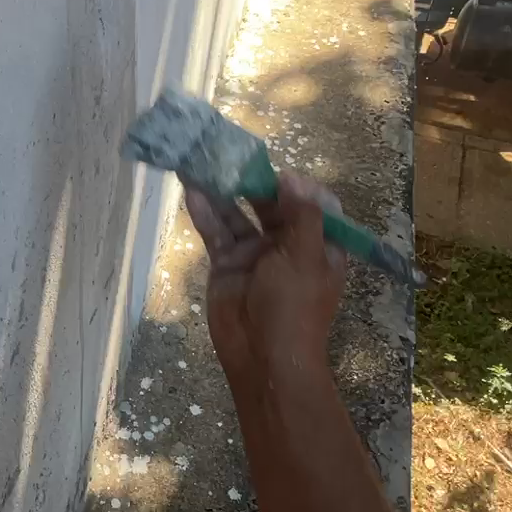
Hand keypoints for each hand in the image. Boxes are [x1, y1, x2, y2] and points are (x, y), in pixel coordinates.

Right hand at [184, 172, 347, 398]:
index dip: (297, 186)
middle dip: (251, 180)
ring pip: (237, 214)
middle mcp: (286, 245)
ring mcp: (254, 254)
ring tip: (202, 162)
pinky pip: (216, 231)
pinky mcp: (226, 263)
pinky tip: (192, 190)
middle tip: (230, 154)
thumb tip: (292, 176)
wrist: (263, 357)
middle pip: (269, 204)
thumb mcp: (307, 258)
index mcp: (319, 245)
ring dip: (221, 190)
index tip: (278, 173)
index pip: (312, 204)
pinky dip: (205, 212)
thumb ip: (301, 215)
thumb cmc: (295, 307)